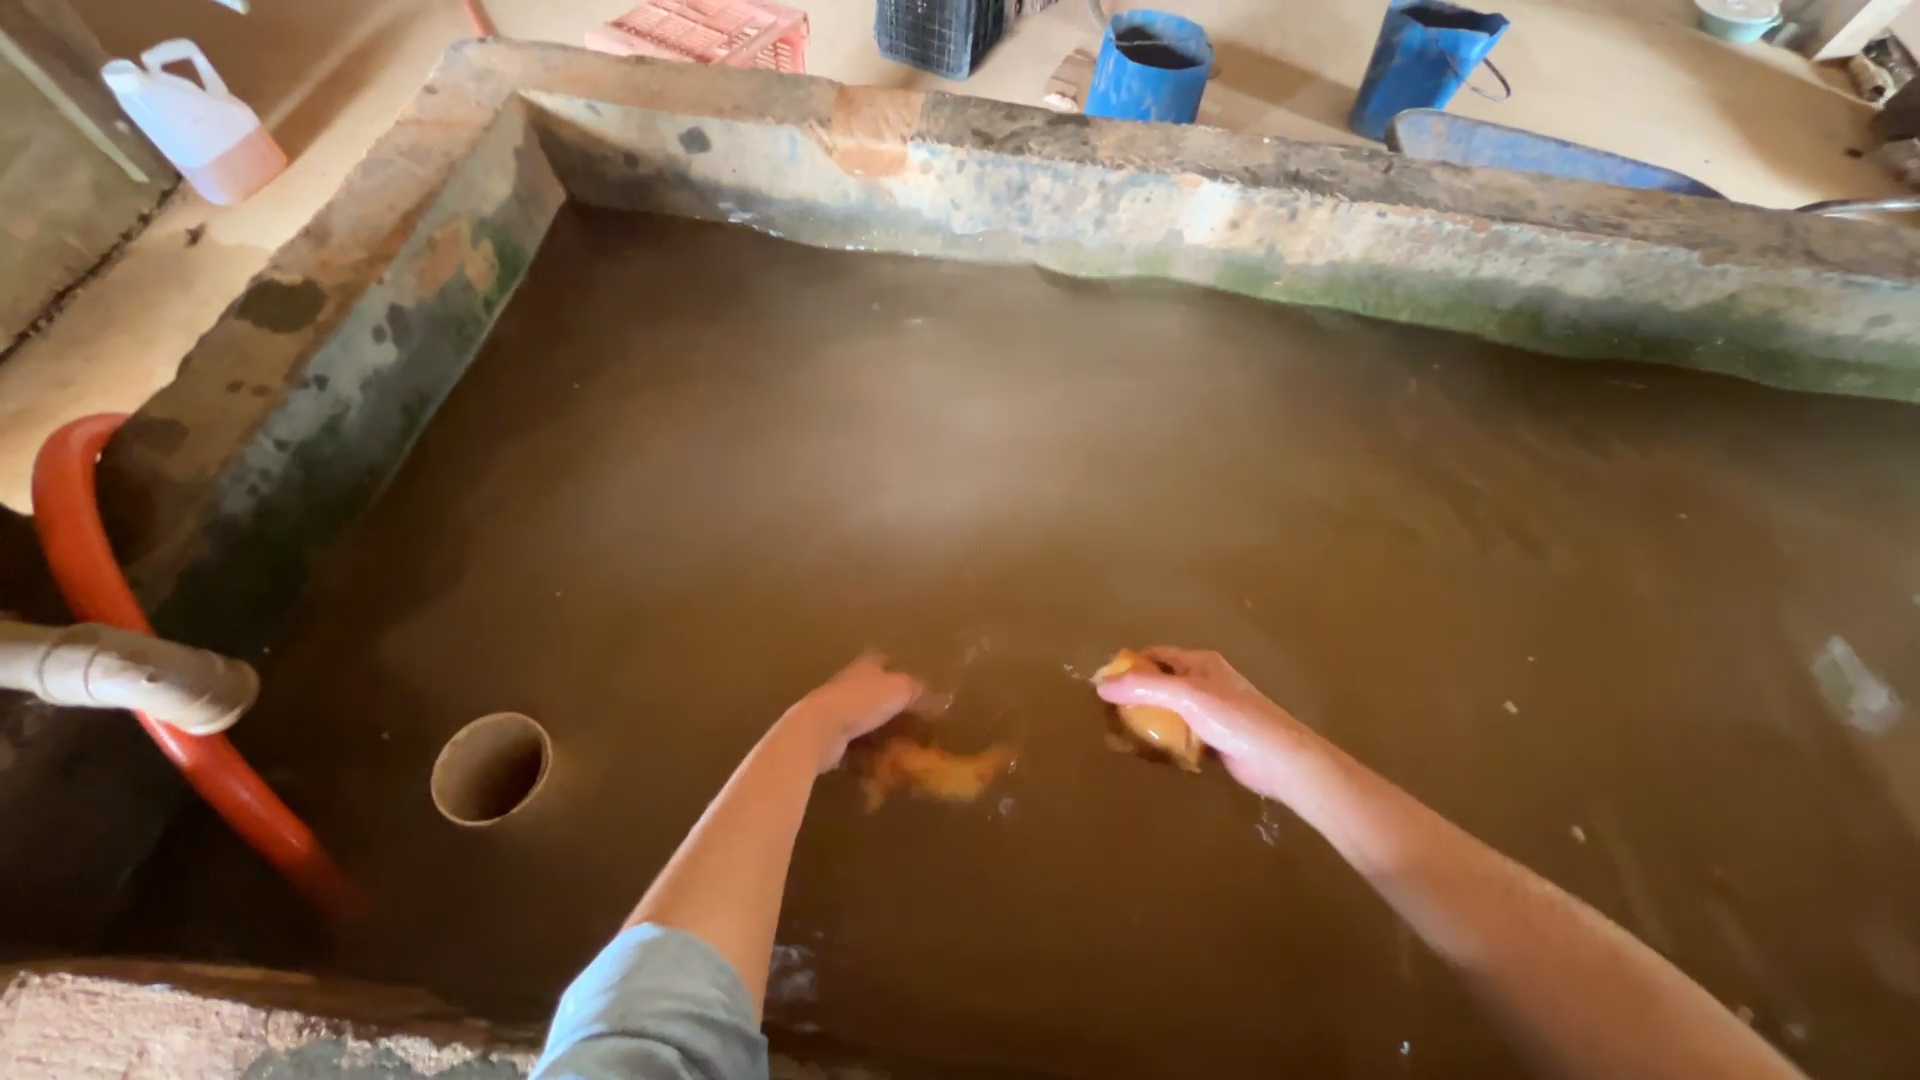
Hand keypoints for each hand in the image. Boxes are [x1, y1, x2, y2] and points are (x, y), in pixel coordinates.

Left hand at [781, 653, 923, 772]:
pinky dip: (868, 754)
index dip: (899, 668)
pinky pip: (856, 745)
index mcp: (865, 666)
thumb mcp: (900, 690)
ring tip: (904, 745)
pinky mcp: (830, 738)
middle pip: (875, 691)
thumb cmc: (861, 701)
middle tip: (916, 719)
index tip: (916, 682)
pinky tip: (883, 763)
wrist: (819, 730)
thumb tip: (945, 698)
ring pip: (865, 719)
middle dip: (891, 703)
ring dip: (880, 730)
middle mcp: (849, 684)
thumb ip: (921, 692)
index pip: (884, 660)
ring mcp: (836, 712)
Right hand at [1094, 646, 1320, 801]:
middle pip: (1160, 683)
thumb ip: (1144, 688)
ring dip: (1149, 719)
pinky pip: (1180, 733)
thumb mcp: (1185, 695)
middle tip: (1109, 713)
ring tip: (1121, 733)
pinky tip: (1148, 751)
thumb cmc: (1233, 717)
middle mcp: (1204, 681)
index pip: (1155, 656)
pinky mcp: (1214, 737)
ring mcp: (1210, 710)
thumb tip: (1101, 685)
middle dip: (1135, 695)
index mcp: (1200, 662)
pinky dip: (1164, 738)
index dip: (1130, 666)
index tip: (1104, 684)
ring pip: (1170, 710)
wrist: (1278, 758)